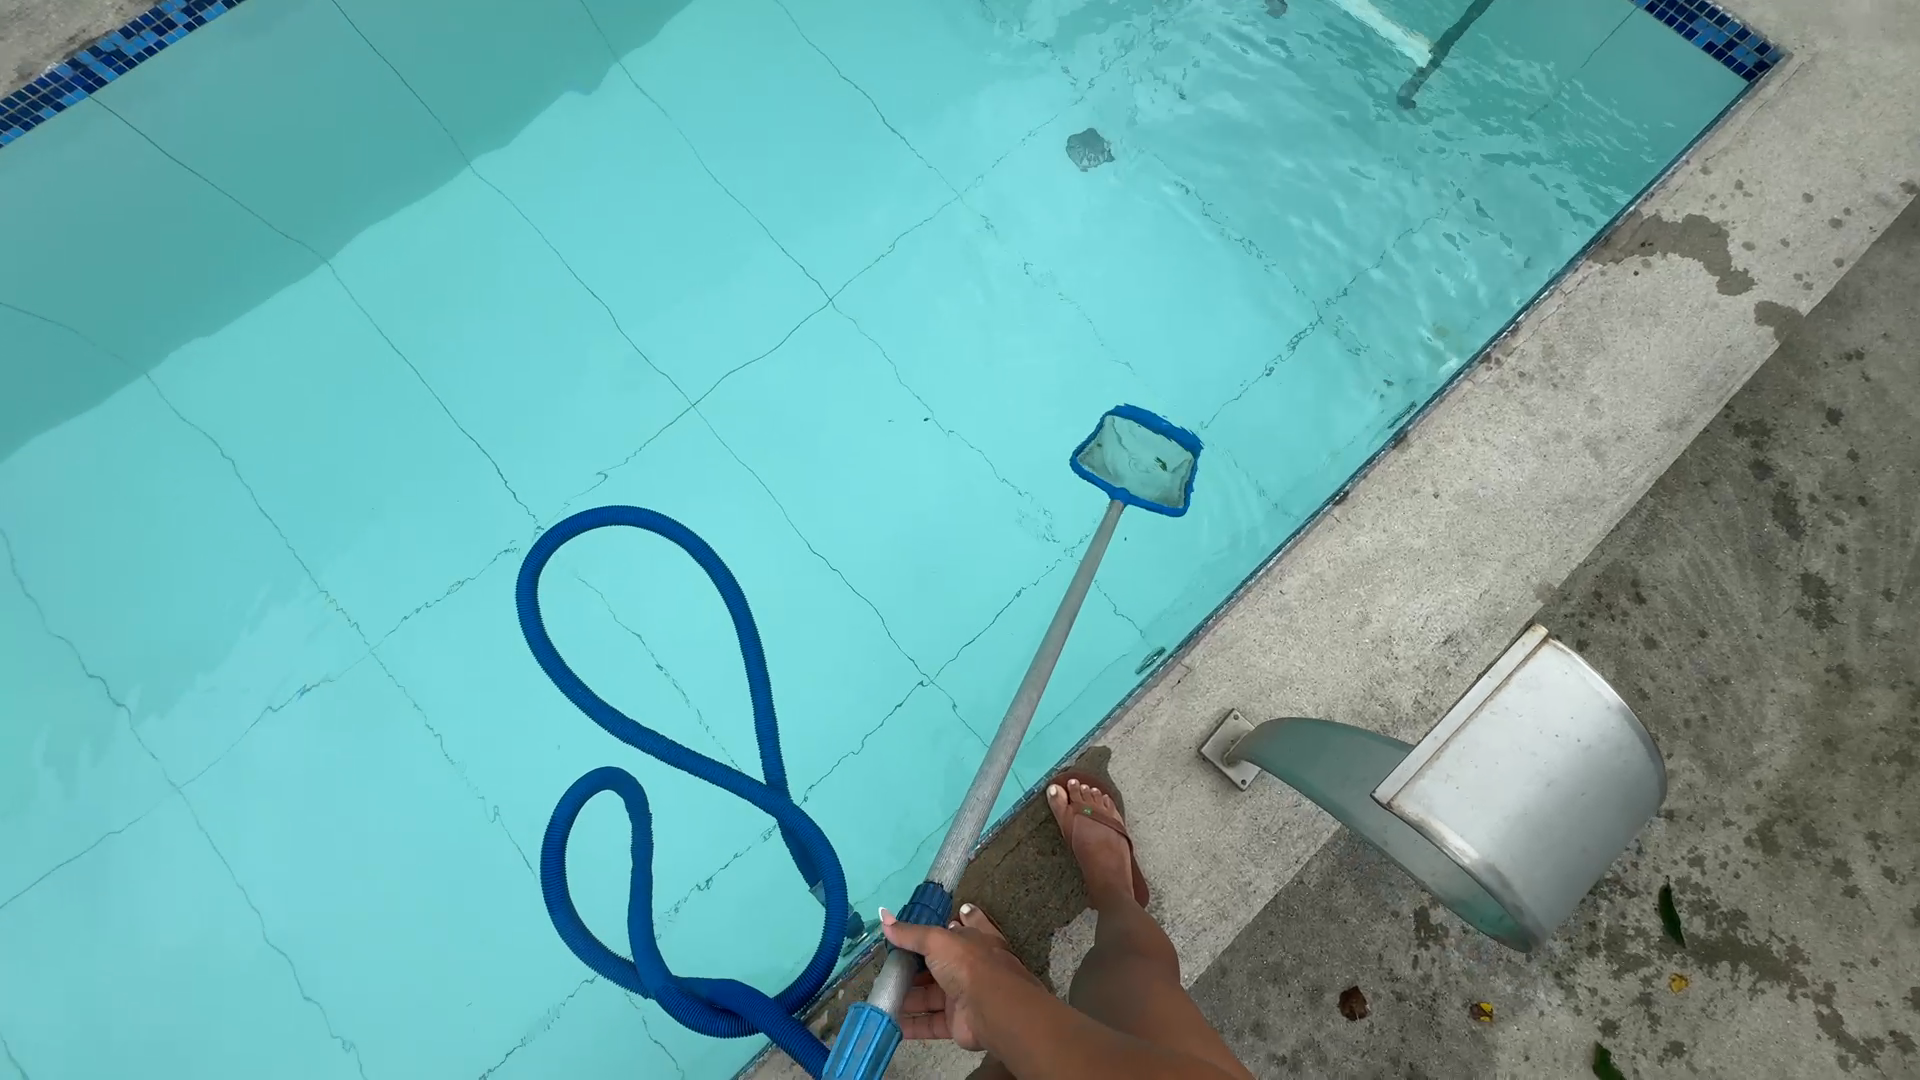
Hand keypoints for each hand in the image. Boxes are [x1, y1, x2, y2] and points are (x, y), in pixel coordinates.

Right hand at [879, 905, 1042, 1050]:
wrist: (992, 1008)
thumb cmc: (967, 963)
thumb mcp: (936, 940)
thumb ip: (910, 933)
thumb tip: (883, 915)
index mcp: (970, 939)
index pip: (959, 926)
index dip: (949, 922)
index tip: (934, 922)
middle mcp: (967, 965)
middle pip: (937, 964)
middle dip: (914, 967)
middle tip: (887, 967)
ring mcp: (962, 994)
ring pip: (930, 995)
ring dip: (908, 996)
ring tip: (881, 995)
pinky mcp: (956, 1023)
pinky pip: (930, 1022)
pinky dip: (912, 1024)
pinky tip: (891, 1023)